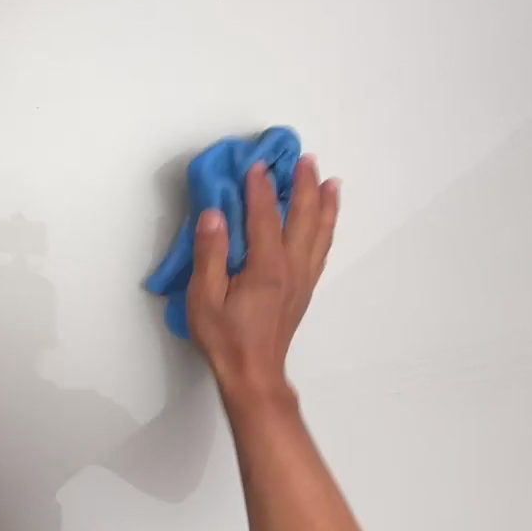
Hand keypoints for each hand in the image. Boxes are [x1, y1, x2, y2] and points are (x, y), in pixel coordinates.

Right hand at [188, 157, 339, 403]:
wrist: (253, 371)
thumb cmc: (223, 336)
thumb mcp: (204, 297)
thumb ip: (210, 254)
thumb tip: (214, 215)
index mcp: (266, 267)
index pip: (263, 218)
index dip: (260, 190)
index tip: (256, 165)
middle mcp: (291, 267)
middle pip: (303, 218)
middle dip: (303, 186)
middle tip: (303, 159)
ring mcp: (302, 278)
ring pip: (319, 232)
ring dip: (323, 203)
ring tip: (327, 179)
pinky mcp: (304, 288)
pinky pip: (321, 248)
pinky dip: (326, 226)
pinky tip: (325, 219)